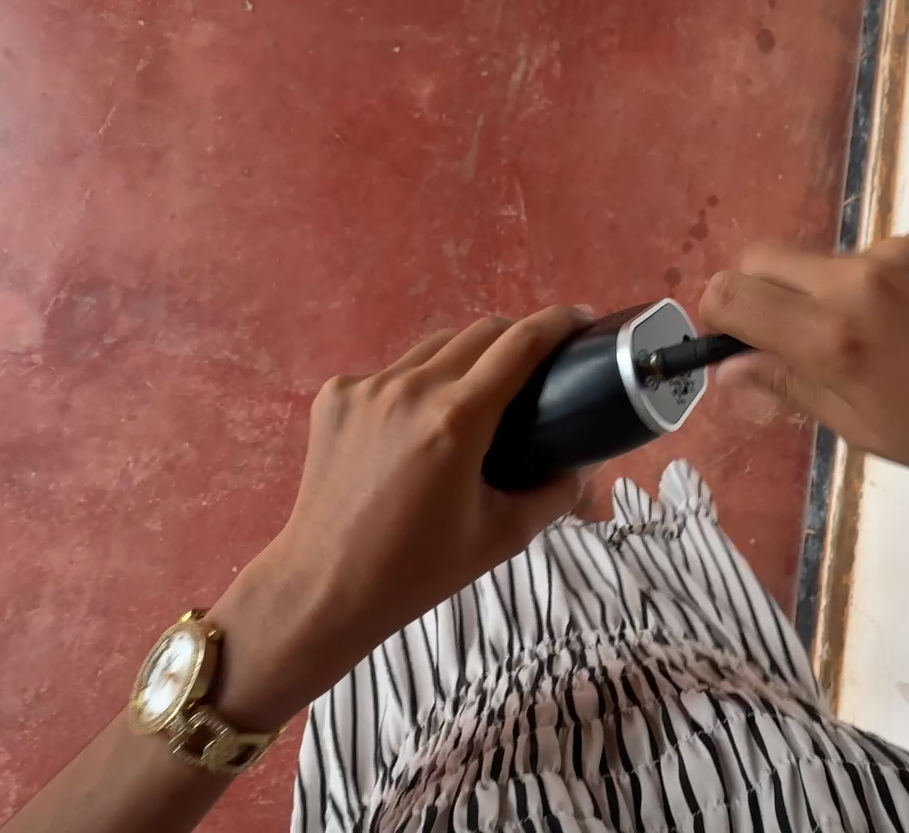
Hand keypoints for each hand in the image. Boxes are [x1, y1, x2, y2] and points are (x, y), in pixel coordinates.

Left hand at [204, 307, 592, 729]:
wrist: (322, 589)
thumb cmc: (419, 569)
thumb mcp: (504, 536)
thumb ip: (557, 492)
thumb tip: (586, 464)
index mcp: (457, 420)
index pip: (522, 344)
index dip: (559, 322)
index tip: (582, 320)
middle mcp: (411, 388)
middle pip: (483, 331)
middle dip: (520, 335)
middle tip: (540, 362)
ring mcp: (367, 386)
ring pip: (438, 346)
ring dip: (470, 356)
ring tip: (481, 390)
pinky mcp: (336, 394)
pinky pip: (396, 370)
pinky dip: (421, 382)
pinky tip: (419, 420)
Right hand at [701, 232, 908, 526]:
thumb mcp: (865, 431)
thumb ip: (788, 387)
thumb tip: (727, 372)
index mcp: (835, 333)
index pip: (731, 294)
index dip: (717, 320)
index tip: (734, 347)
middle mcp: (858, 275)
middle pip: (761, 258)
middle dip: (755, 296)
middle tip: (787, 346)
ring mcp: (900, 249)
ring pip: (818, 262)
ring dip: (817, 296)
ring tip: (875, 347)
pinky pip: (871, 259)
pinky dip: (868, 288)